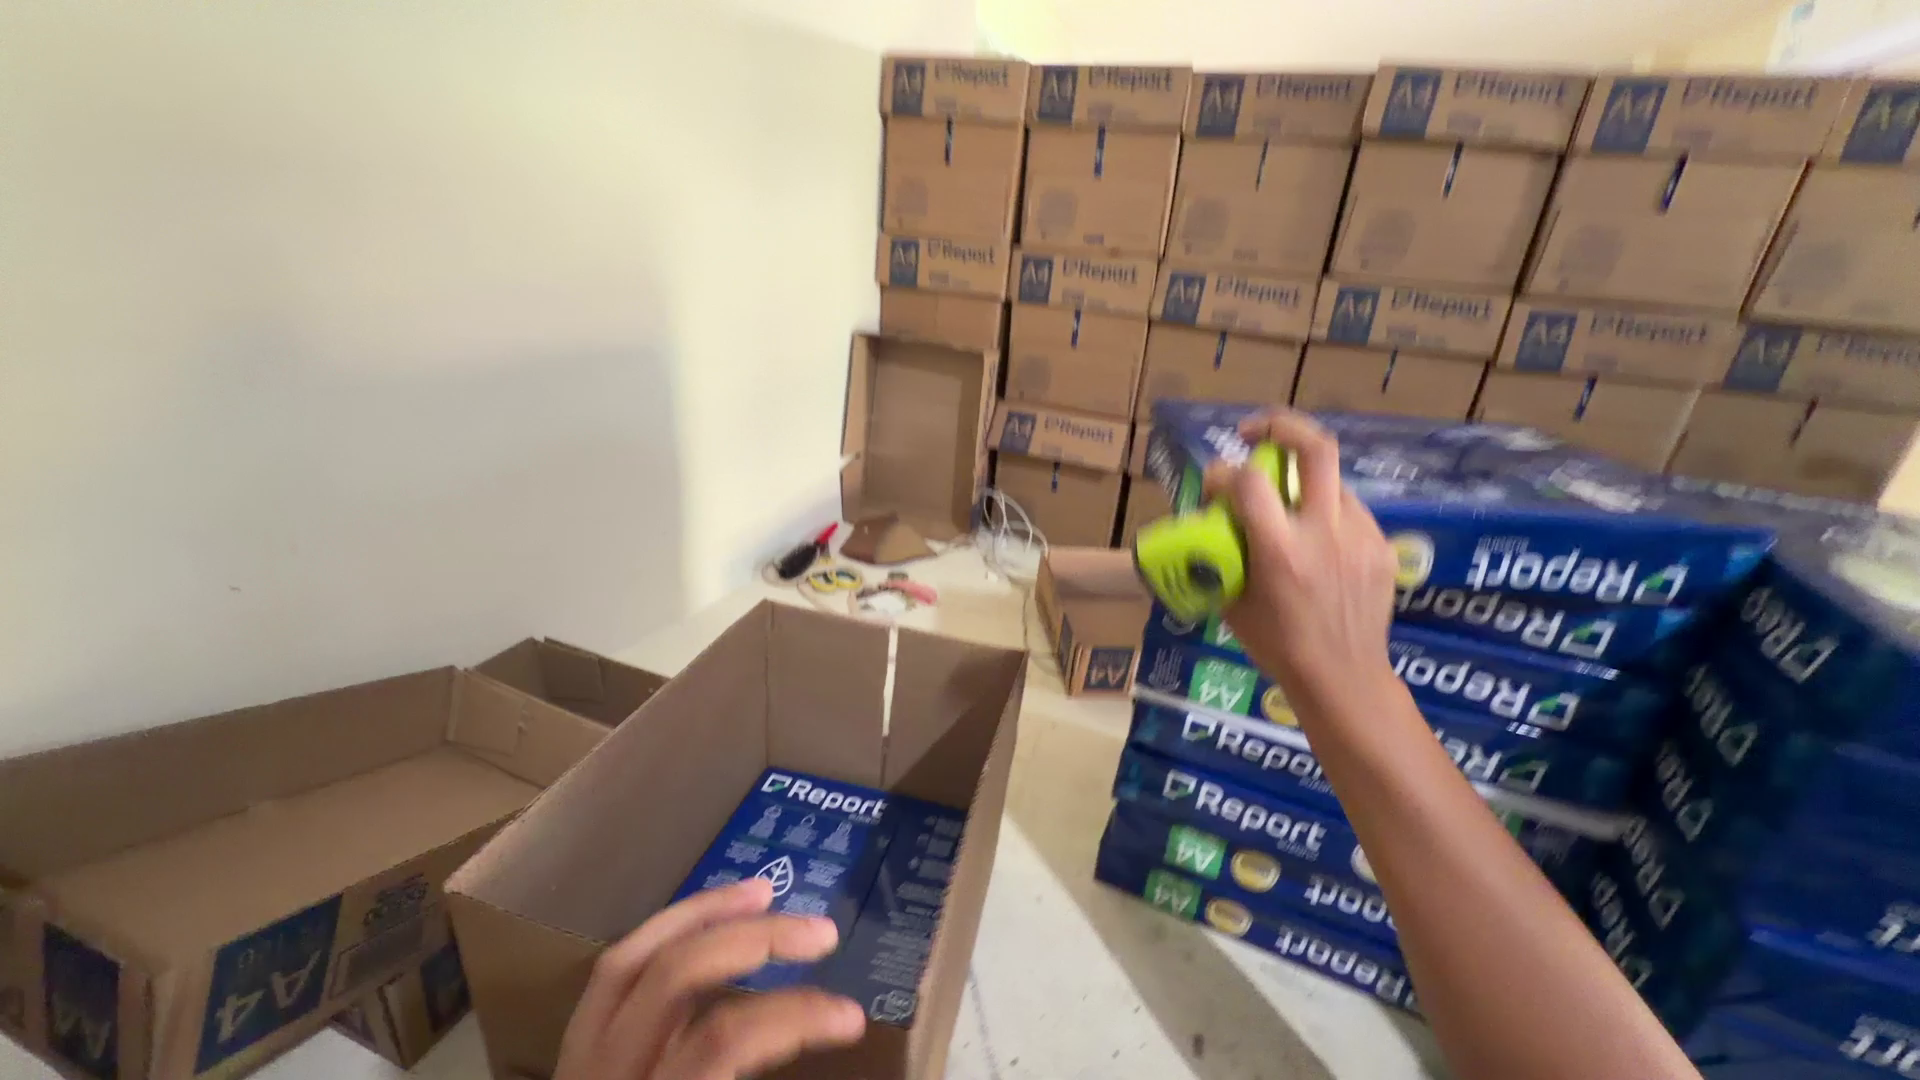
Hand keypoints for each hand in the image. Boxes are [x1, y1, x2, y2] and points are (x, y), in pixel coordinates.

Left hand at [552, 878, 867, 1079]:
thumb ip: (740, 1073)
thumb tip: (820, 1037)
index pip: (720, 1043)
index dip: (792, 1017)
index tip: (852, 1015)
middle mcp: (606, 1074)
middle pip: (676, 976)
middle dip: (757, 940)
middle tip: (824, 933)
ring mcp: (579, 1058)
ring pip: (635, 958)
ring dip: (706, 915)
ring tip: (765, 892)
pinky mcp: (572, 1049)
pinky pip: (616, 968)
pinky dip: (666, 931)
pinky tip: (705, 918)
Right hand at [1205, 409, 1397, 714]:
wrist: (1343, 676)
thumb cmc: (1276, 645)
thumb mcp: (1232, 601)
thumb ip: (1221, 555)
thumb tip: (1208, 523)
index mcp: (1280, 550)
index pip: (1249, 481)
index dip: (1223, 472)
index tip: (1213, 483)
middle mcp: (1324, 532)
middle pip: (1315, 448)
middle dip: (1281, 425)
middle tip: (1254, 431)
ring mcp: (1361, 537)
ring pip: (1333, 480)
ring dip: (1304, 482)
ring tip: (1289, 506)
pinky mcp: (1382, 547)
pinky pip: (1350, 512)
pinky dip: (1326, 513)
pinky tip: (1316, 541)